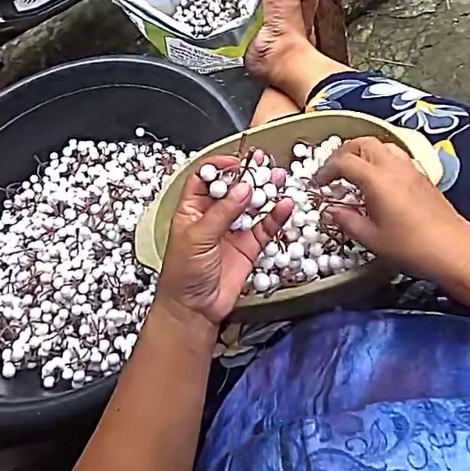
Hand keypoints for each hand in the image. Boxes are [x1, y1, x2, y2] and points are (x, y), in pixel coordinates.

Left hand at [156, 156, 294, 330]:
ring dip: (265, 191)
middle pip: (233, 188)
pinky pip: (265, 227)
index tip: (237, 162)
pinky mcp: (249, 246)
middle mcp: (214, 216)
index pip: (205, 179)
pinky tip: (285, 205)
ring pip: (252, 205)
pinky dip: (277, 216)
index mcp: (192, 209)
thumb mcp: (198, 237)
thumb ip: (222, 212)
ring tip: (279, 177)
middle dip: (248, 175)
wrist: (195, 309)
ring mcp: (233, 230)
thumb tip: (243, 188)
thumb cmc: (183, 273)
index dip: (220, 167)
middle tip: (264, 163)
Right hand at [316, 137, 469, 284]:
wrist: (455, 250)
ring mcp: (409, 168)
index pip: (343, 161)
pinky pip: (394, 155)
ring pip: (380, 145)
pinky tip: (377, 179)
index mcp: (376, 178)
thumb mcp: (371, 239)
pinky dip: (379, 159)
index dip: (326, 170)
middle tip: (333, 171)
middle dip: (342, 153)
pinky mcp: (421, 175)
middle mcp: (392, 166)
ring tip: (353, 171)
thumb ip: (347, 220)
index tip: (319, 184)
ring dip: (362, 152)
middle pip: (361, 143)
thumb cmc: (411, 246)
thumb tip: (332, 210)